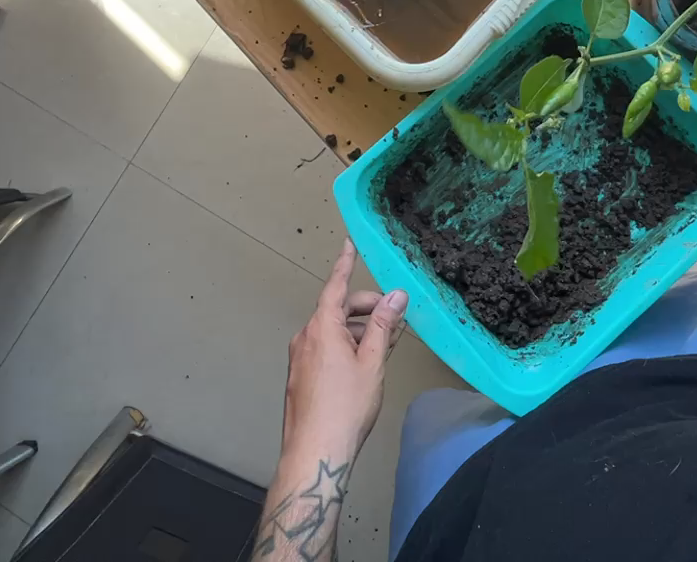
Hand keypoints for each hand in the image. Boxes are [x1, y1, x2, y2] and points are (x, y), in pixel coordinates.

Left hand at [280, 240, 407, 462]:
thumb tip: (397, 295)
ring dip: (357, 331)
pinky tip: (363, 364)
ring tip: (384, 346)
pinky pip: (324, 349)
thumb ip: (383, 325)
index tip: (348, 244)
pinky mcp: (300, 378)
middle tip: (393, 318)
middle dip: (365, 308)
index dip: (345, 265)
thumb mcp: (372, 362)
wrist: (315, 453)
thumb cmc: (347, 405)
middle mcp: (305, 337)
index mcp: (321, 327)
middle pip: (336, 309)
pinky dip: (345, 346)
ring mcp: (299, 358)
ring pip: (332, 331)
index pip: (336, 286)